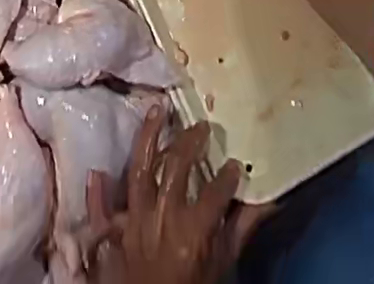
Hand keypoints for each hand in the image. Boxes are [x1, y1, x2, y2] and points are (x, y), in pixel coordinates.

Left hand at [85, 105, 268, 283]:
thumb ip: (242, 228)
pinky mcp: (120, 226)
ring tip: (159, 108)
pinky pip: (110, 201)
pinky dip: (104, 186)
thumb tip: (269, 198)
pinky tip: (104, 164)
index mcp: (193, 230)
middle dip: (190, 141)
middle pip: (175, 167)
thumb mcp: (222, 265)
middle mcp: (164, 217)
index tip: (236, 163)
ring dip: (149, 134)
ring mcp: (138, 218)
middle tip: (203, 125)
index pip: (215, 192)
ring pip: (140, 167)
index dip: (228, 175)